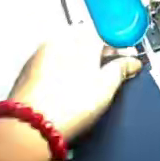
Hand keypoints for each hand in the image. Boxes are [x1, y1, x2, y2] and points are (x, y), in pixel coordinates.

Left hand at [6, 30, 142, 141]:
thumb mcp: (105, 87)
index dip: (118, 49)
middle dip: (97, 57)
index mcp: (79, 38)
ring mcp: (39, 55)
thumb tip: (132, 62)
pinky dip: (62, 74)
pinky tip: (67, 90)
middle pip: (83, 44)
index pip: (105, 35)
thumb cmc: (74, 102)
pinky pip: (51, 67)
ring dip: (78, 65)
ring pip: (65, 55)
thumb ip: (120, 70)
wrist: (31, 125)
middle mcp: (57, 40)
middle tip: (108, 76)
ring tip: (87, 86)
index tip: (127, 62)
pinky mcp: (27, 72)